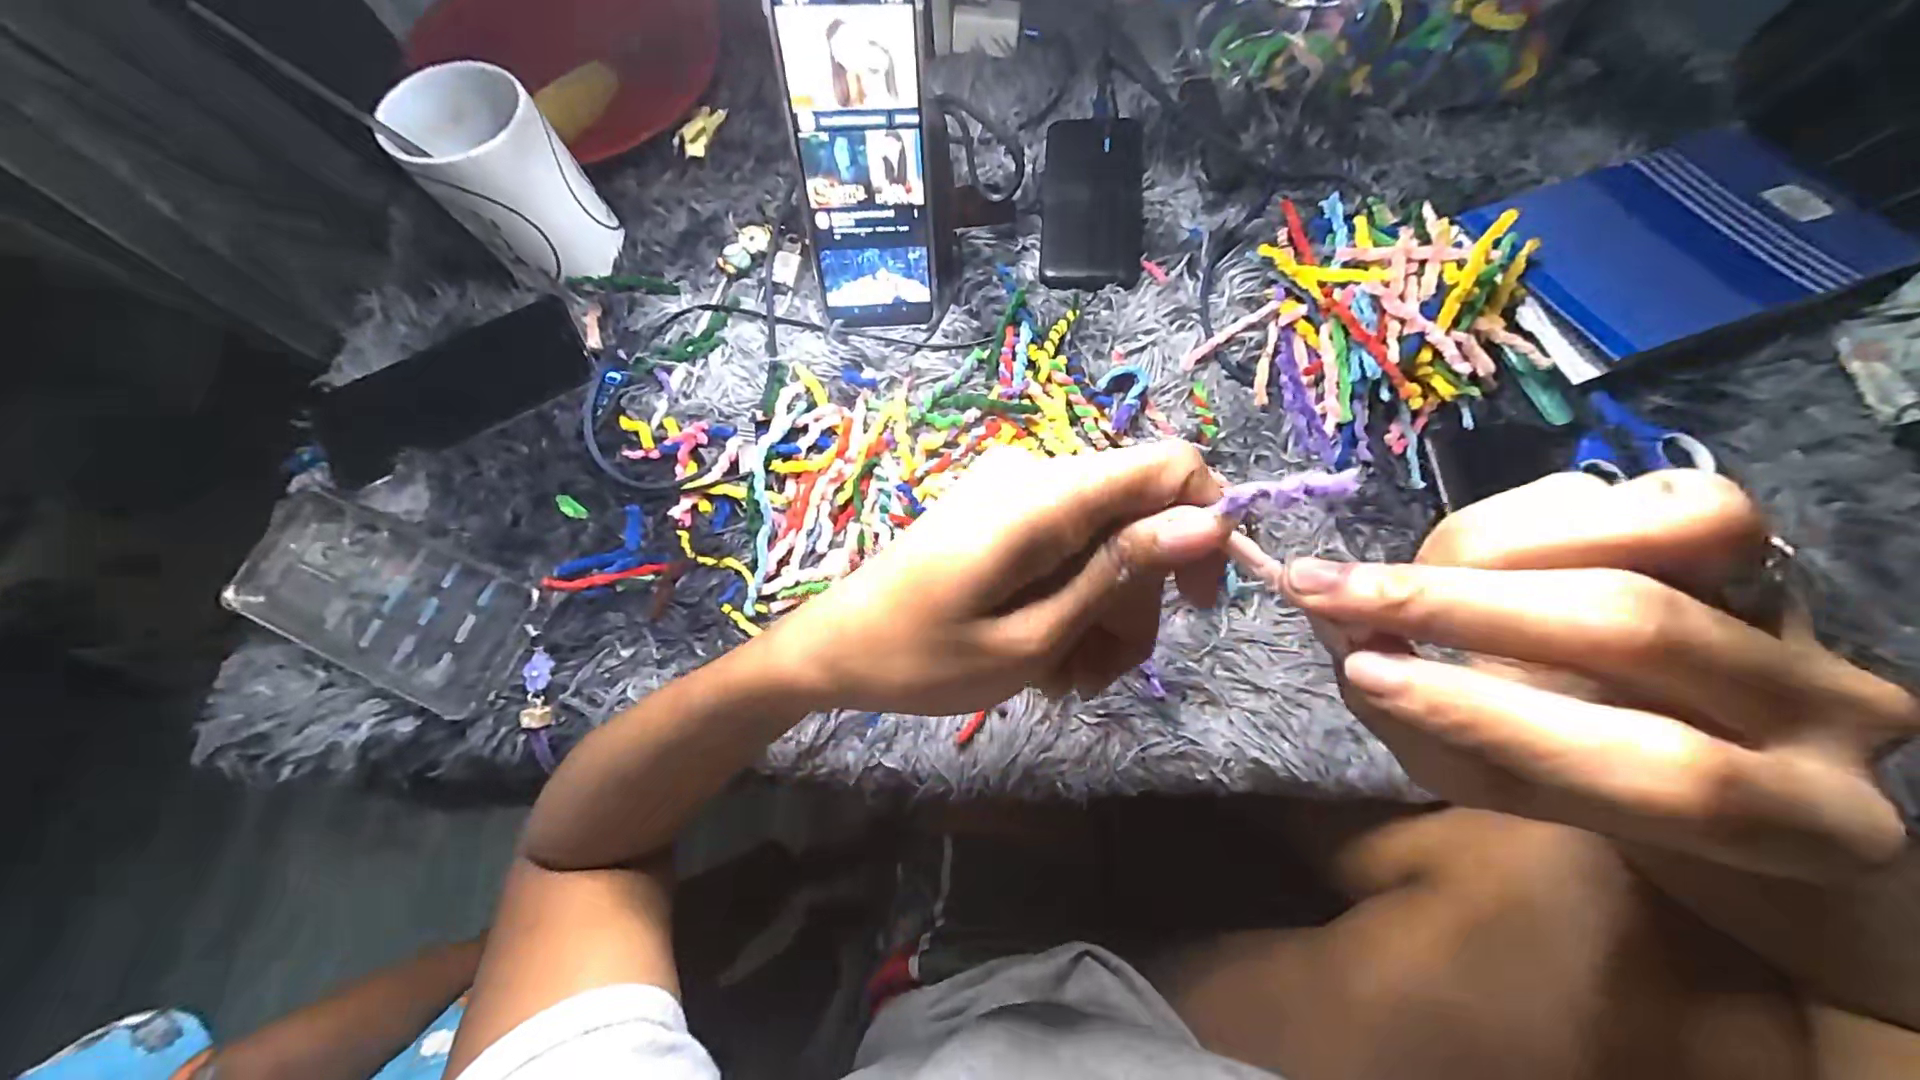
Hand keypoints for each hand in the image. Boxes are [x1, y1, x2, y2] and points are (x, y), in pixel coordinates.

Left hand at [761, 441, 1229, 715]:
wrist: (834, 648)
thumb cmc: (920, 659)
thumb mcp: (1030, 638)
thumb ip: (1117, 573)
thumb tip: (1206, 523)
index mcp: (1043, 496)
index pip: (1168, 465)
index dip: (1205, 523)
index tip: (1198, 602)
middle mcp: (1034, 475)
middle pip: (1139, 515)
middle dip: (1137, 598)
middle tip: (1101, 670)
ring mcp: (1015, 492)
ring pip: (1106, 540)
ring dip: (1102, 612)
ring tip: (1065, 675)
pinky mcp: (1001, 513)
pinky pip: (1067, 544)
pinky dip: (1071, 598)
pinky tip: (1046, 650)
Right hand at [1256, 471, 1916, 880]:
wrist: (1716, 758)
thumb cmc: (1594, 795)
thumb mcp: (1504, 790)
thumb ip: (1428, 728)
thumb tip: (1344, 640)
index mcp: (1791, 824)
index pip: (1654, 768)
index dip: (1488, 713)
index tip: (1361, 673)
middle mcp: (1832, 711)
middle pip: (1627, 628)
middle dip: (1443, 603)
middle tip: (1320, 587)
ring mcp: (1805, 615)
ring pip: (1636, 548)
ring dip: (1468, 555)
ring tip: (1384, 576)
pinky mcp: (1767, 547)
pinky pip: (1665, 503)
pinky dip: (1539, 515)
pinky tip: (1484, 546)